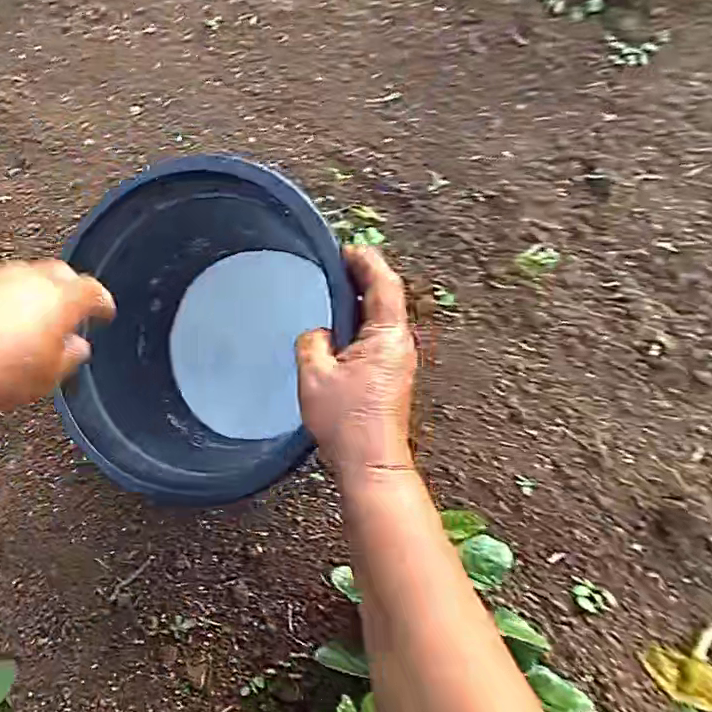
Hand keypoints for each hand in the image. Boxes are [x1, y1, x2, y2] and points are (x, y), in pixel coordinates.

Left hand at [0, 260, 114, 411]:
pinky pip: (0, 286)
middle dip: (72, 291)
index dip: (102, 302)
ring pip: (29, 279)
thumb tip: (76, 347)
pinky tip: (1, 327)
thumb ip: (70, 358)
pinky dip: (9, 300)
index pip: (93, 291)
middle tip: (73, 313)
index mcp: (59, 300)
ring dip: (38, 295)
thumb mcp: (47, 378)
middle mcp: (30, 279)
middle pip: (62, 275)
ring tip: (34, 325)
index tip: (104, 310)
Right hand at [296, 247, 415, 478]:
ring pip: (383, 319)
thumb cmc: (348, 423)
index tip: (348, 250)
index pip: (383, 284)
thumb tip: (318, 334)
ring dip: (363, 302)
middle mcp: (399, 346)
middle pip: (387, 298)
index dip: (366, 262)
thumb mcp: (314, 374)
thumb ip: (312, 342)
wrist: (370, 461)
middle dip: (364, 278)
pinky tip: (342, 330)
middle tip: (340, 265)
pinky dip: (362, 324)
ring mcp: (398, 362)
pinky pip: (378, 338)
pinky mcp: (391, 376)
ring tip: (338, 292)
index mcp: (386, 337)